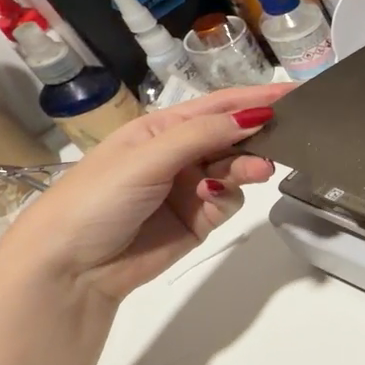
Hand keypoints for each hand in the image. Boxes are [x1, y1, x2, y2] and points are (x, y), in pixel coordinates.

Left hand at [0, 84, 291, 304]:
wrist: (68, 271)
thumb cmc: (95, 201)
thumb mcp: (145, 159)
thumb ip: (203, 135)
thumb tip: (257, 115)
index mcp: (158, 131)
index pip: (216, 107)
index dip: (255, 98)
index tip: (296, 93)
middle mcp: (178, 155)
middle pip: (233, 137)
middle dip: (257, 136)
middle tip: (286, 138)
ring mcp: (190, 187)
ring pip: (237, 168)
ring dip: (249, 166)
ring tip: (258, 172)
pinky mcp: (201, 219)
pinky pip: (231, 199)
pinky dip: (230, 196)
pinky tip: (215, 198)